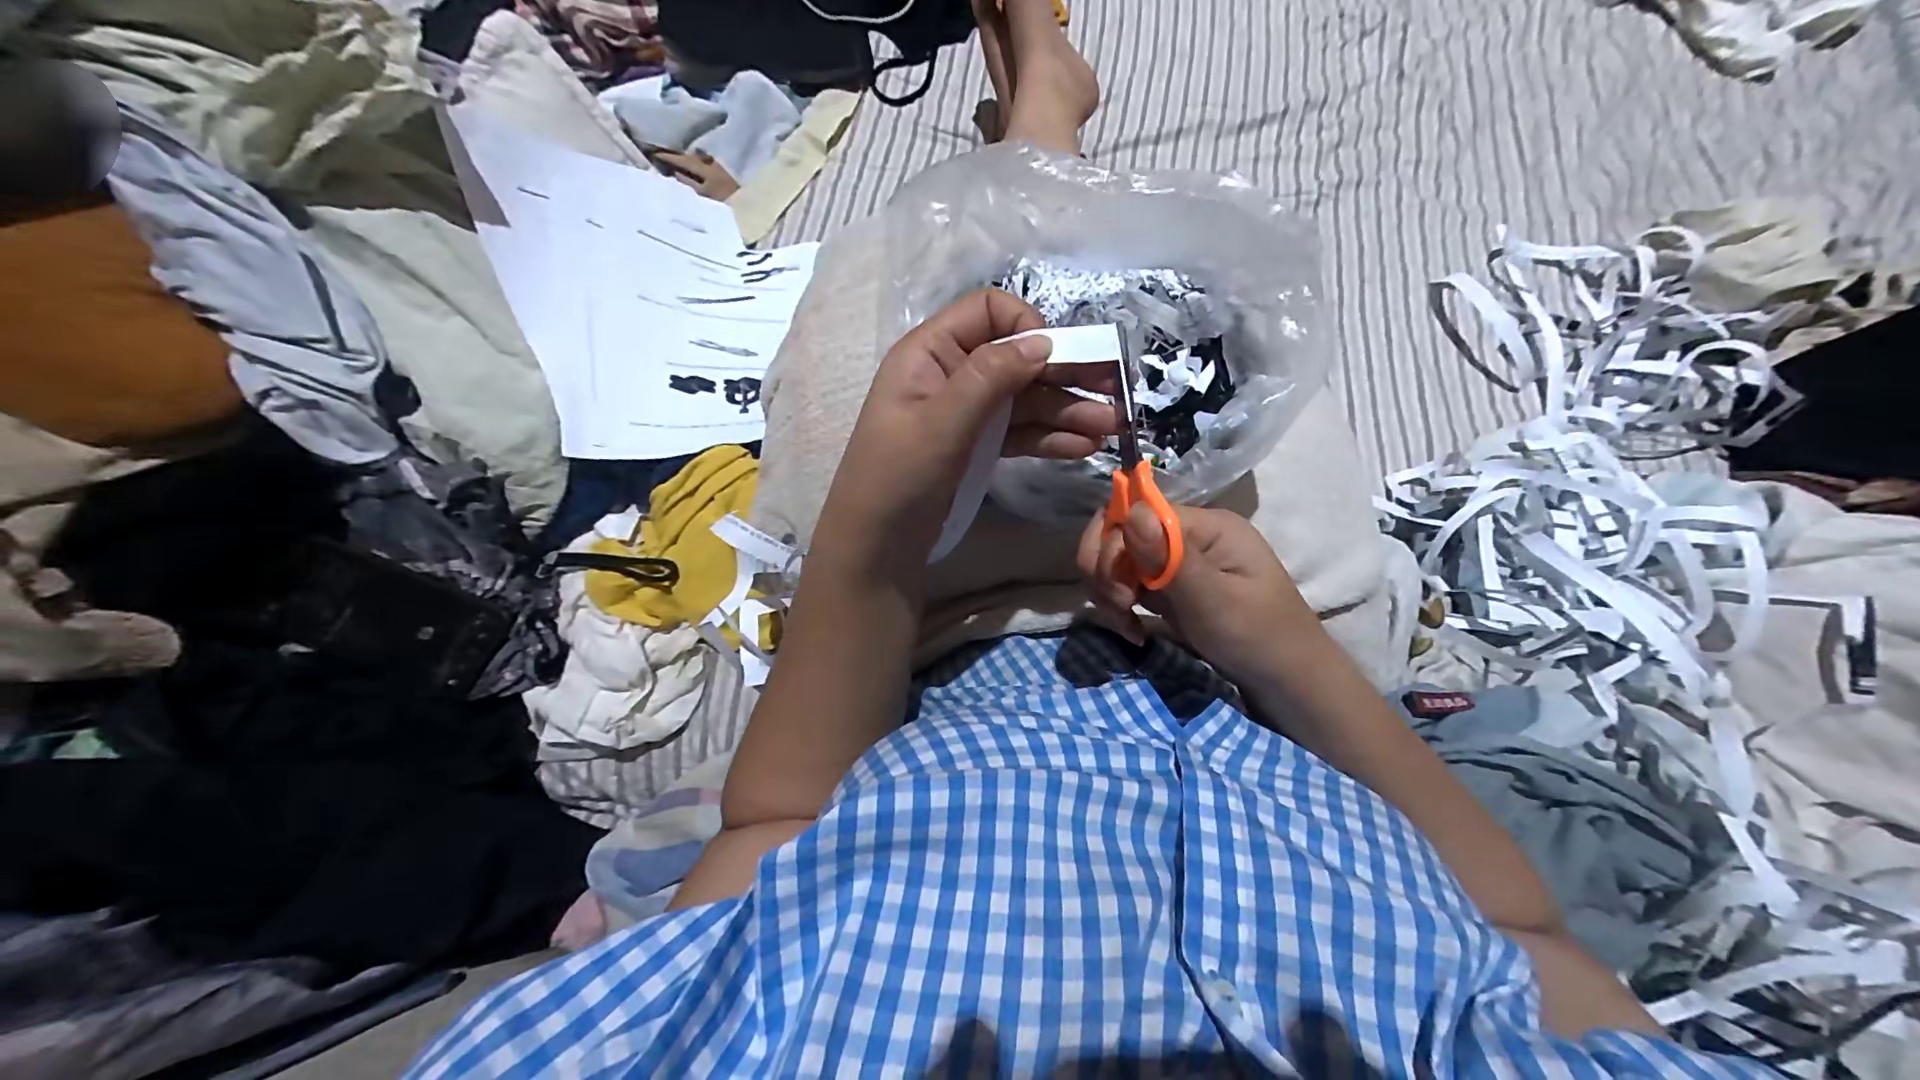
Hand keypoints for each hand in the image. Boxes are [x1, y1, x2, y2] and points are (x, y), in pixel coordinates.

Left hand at [813, 288, 1115, 577]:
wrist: (877, 549)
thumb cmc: (897, 478)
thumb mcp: (941, 423)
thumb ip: (990, 377)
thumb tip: (1042, 340)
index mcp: (930, 353)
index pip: (989, 312)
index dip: (1028, 327)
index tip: (1060, 358)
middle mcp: (951, 375)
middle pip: (1018, 358)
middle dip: (1066, 372)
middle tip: (1118, 389)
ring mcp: (967, 414)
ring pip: (1026, 400)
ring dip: (1068, 410)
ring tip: (1110, 428)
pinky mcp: (977, 448)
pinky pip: (1020, 433)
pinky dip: (1050, 437)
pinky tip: (1083, 448)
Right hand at [1078, 502, 1321, 686]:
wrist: (1286, 682)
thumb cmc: (1259, 637)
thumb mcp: (1215, 601)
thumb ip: (1171, 558)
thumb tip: (1133, 511)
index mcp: (1205, 525)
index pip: (1135, 513)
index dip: (1115, 547)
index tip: (1121, 594)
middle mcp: (1186, 535)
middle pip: (1118, 531)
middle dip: (1105, 569)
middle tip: (1119, 608)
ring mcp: (1175, 561)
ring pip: (1116, 559)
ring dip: (1107, 590)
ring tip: (1125, 625)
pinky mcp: (1167, 587)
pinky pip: (1126, 583)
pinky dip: (1118, 605)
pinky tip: (1131, 629)